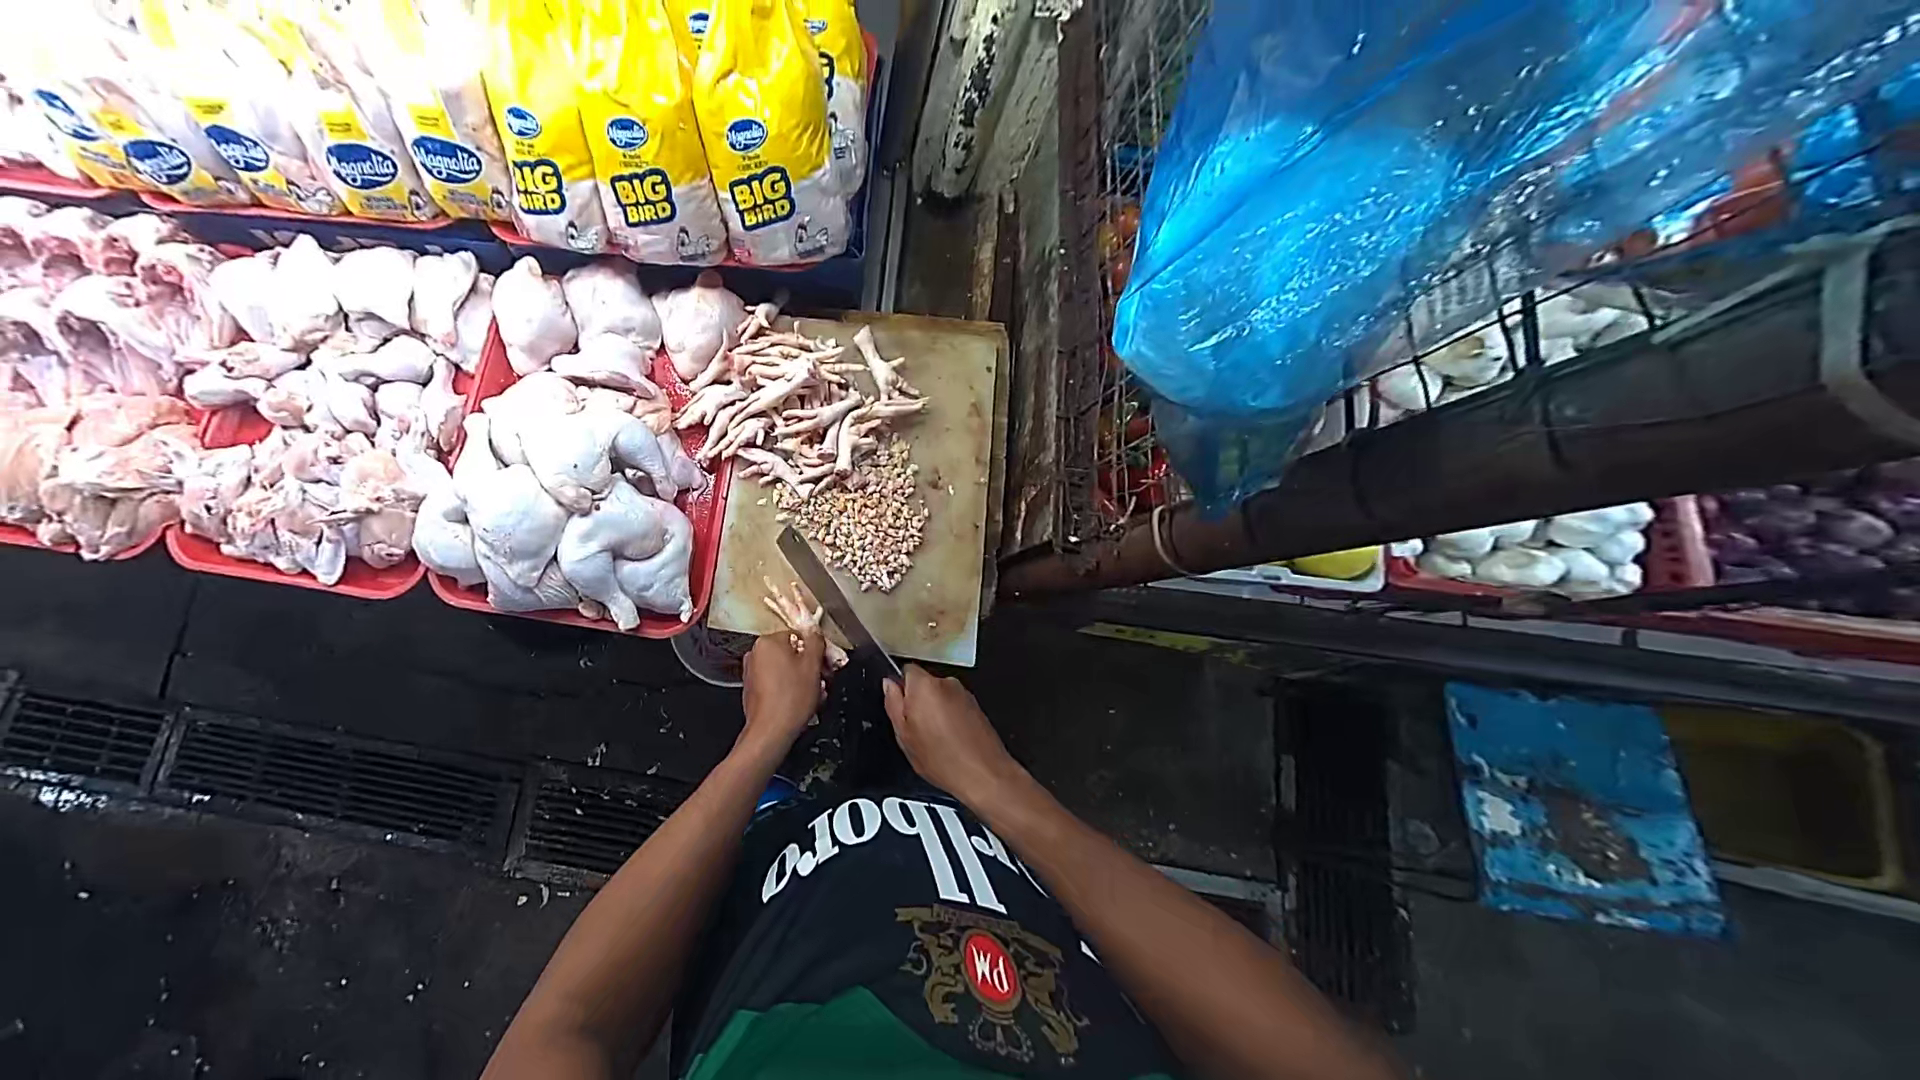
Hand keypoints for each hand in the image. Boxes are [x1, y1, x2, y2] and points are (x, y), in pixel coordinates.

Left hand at [740, 629, 825, 752]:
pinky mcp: (754, 689)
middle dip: (810, 665)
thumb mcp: (812, 664)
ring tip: (813, 693)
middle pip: (792, 652)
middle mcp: (756, 654)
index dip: (817, 650)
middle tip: (823, 678)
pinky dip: (790, 687)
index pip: (799, 636)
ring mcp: (753, 672)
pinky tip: (801, 700)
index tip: (826, 662)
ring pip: (786, 668)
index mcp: (768, 642)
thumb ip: (816, 641)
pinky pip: (777, 681)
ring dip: (803, 678)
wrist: (771, 731)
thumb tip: (814, 630)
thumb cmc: (789, 700)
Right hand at [883, 665, 1024, 805]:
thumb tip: (888, 686)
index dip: (899, 688)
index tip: (899, 705)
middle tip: (915, 728)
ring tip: (934, 739)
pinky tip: (948, 740)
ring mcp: (964, 694)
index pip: (905, 670)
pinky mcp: (975, 705)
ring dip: (935, 711)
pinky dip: (950, 718)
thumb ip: (892, 703)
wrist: (983, 773)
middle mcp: (947, 684)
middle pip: (923, 683)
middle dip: (917, 701)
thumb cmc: (945, 759)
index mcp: (925, 686)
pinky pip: (954, 706)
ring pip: (939, 696)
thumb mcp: (903, 735)